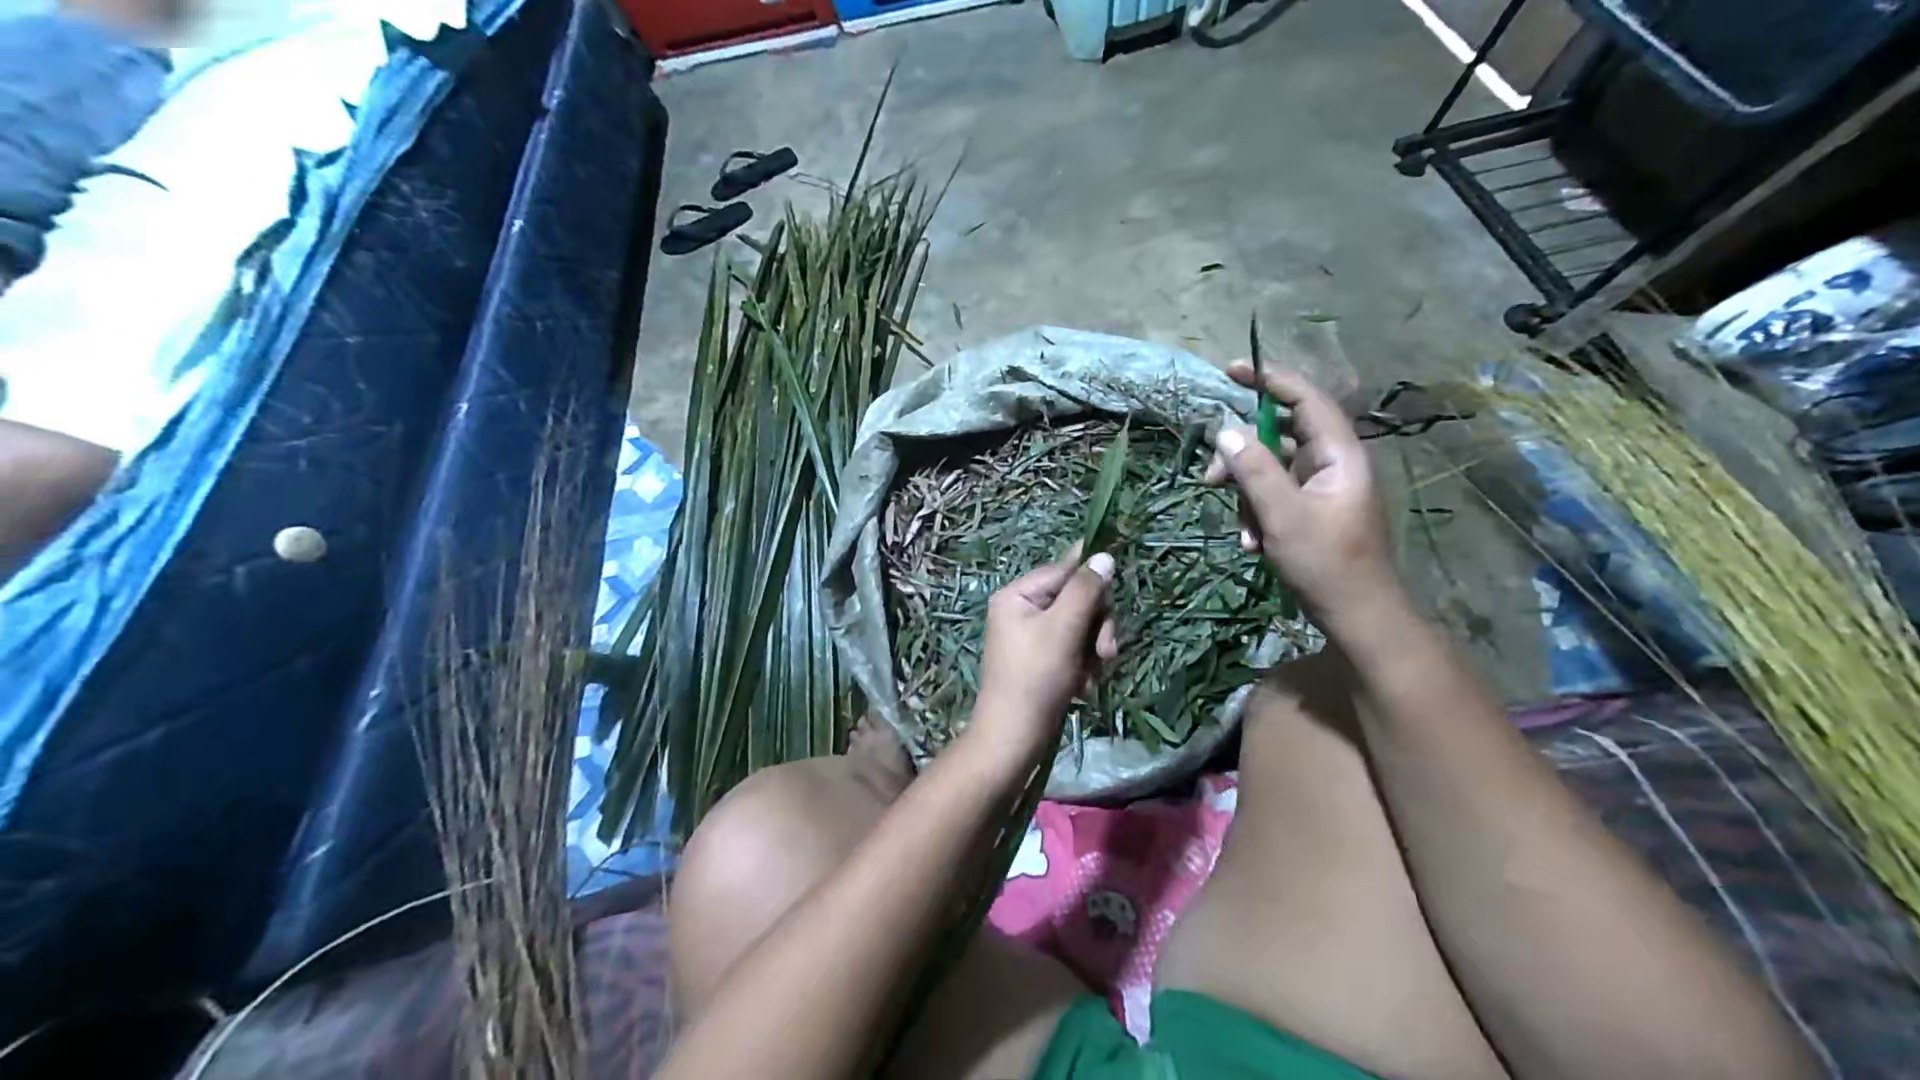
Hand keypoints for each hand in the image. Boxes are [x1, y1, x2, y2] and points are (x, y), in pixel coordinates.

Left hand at [971, 548, 1119, 755]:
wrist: (1016, 736)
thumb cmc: (1036, 676)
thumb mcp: (1063, 628)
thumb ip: (1085, 590)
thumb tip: (1104, 556)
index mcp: (1017, 595)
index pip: (1064, 571)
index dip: (1092, 583)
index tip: (1113, 599)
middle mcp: (1023, 610)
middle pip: (1076, 599)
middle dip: (1096, 625)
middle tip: (1105, 651)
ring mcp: (1033, 636)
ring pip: (1081, 626)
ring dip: (1093, 648)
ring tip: (1092, 673)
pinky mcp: (1044, 659)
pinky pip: (1075, 648)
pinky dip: (1084, 664)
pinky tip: (1083, 684)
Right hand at [1206, 362, 1400, 629]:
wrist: (1357, 615)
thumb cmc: (1326, 564)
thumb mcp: (1282, 515)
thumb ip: (1253, 470)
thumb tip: (1225, 432)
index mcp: (1339, 455)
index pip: (1305, 399)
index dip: (1269, 379)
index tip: (1232, 370)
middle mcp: (1332, 463)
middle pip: (1278, 437)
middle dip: (1241, 458)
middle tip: (1210, 480)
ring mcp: (1322, 487)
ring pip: (1270, 469)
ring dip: (1246, 495)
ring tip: (1242, 532)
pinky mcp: (1312, 509)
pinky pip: (1274, 495)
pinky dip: (1256, 513)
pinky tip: (1252, 542)